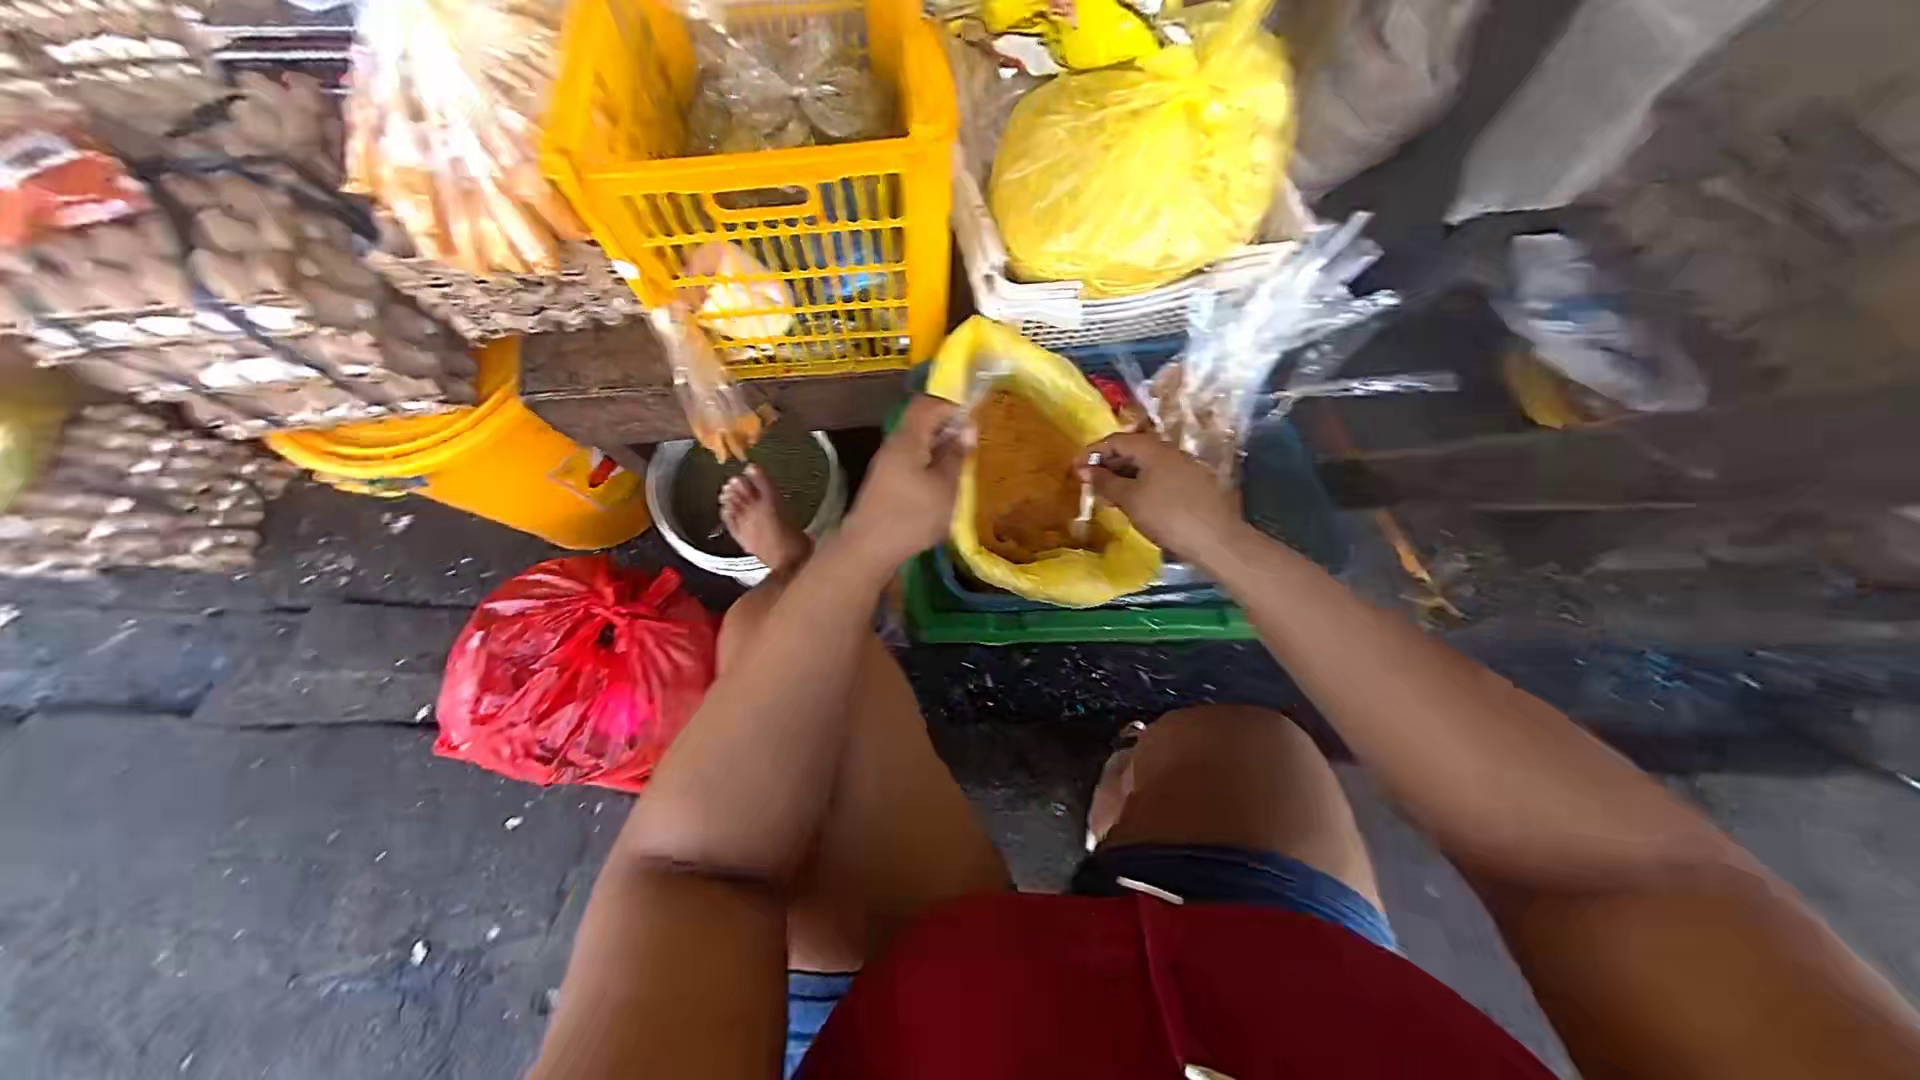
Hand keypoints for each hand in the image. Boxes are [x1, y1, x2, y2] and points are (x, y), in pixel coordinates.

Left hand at [841, 395, 971, 565]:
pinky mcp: (885, 484)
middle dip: (948, 428)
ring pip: (917, 445)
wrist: (869, 549)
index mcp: (908, 440)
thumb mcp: (945, 487)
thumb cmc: (912, 516)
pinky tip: (943, 483)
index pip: (928, 405)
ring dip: (939, 449)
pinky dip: (929, 465)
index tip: (976, 419)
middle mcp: (893, 446)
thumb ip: (956, 456)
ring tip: (963, 464)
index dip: (952, 406)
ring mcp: (886, 466)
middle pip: (921, 424)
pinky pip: (911, 463)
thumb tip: (967, 428)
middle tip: (973, 442)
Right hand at [1084, 432, 1242, 559]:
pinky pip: (1160, 476)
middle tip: (1090, 483)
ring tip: (1109, 494)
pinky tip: (1135, 502)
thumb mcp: (1130, 499)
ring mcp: (1185, 466)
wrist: (1217, 539)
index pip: (1115, 440)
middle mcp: (1171, 451)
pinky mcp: (1194, 484)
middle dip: (1108, 463)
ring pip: (1147, 464)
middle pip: (1132, 449)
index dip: (1092, 452)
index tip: (1075, 469)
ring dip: (1124, 475)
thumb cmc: (1167, 515)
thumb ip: (1105, 482)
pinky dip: (1141, 483)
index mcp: (1153, 448)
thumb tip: (1086, 470)